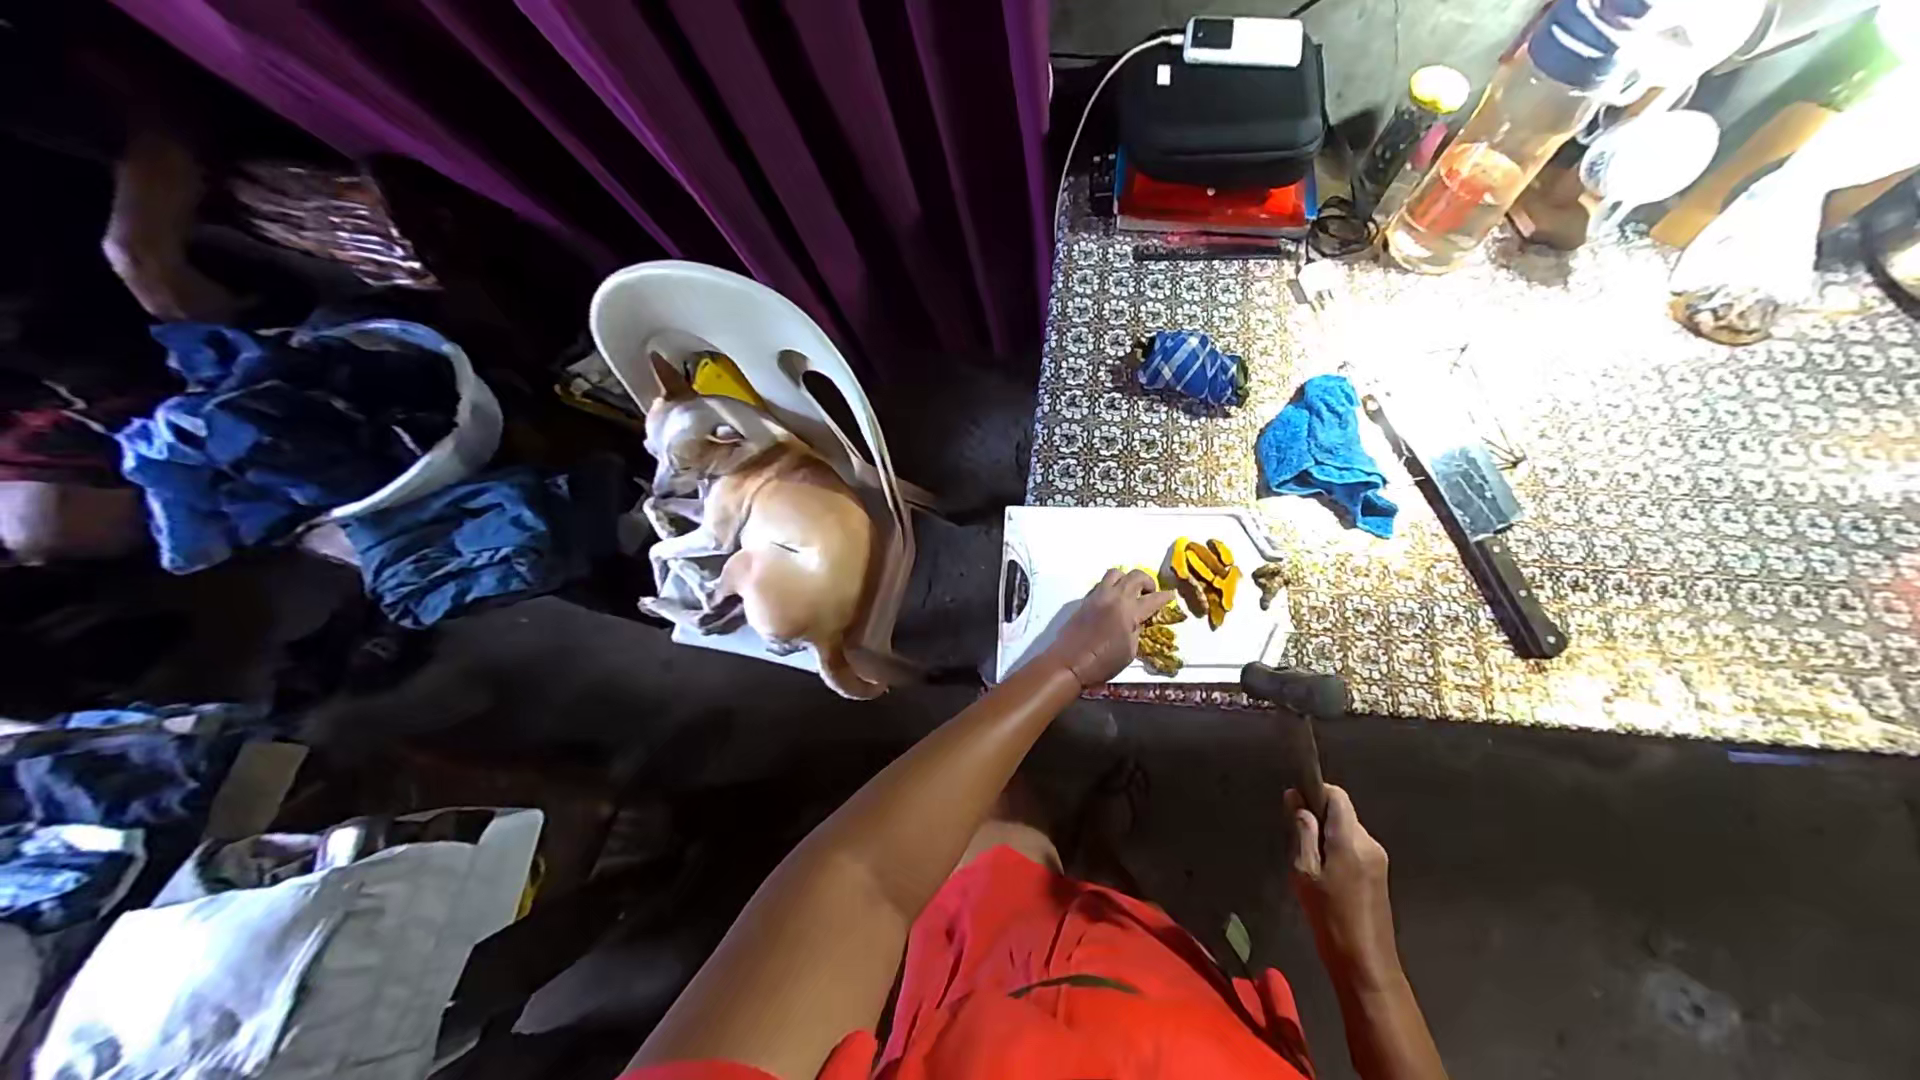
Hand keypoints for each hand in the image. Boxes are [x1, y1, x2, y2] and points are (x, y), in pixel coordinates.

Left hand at [1042, 569, 1173, 686]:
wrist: (1069, 662)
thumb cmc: (1102, 663)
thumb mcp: (1129, 651)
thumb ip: (1136, 630)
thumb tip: (1138, 620)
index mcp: (1129, 612)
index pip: (1153, 599)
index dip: (1165, 597)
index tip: (1171, 595)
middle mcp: (1114, 598)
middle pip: (1136, 576)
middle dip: (1148, 582)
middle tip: (1150, 593)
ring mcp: (1098, 596)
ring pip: (1116, 573)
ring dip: (1127, 579)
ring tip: (1130, 592)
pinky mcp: (1086, 600)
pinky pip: (1101, 584)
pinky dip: (1111, 586)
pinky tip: (1113, 599)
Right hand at [1288, 784, 1400, 989]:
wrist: (1365, 963)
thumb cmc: (1329, 916)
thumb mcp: (1304, 871)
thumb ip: (1302, 831)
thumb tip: (1296, 798)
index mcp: (1351, 840)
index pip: (1337, 795)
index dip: (1315, 792)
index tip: (1295, 807)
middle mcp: (1370, 843)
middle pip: (1341, 812)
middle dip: (1318, 818)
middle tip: (1297, 844)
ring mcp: (1379, 859)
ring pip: (1346, 830)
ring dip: (1326, 836)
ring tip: (1310, 865)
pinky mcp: (1379, 873)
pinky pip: (1353, 847)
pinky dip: (1337, 851)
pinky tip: (1326, 877)